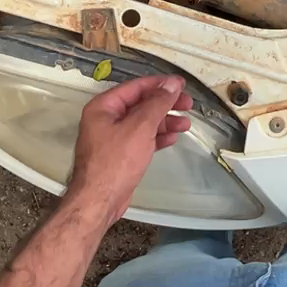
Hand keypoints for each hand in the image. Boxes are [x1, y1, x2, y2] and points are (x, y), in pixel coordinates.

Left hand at [64, 75, 193, 228]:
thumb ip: (158, 103)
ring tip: (185, 124)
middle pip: (141, 104)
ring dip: (165, 121)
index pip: (136, 87)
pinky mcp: (120, 154)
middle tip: (187, 104)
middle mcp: (106, 119)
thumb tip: (171, 85)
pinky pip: (142, 139)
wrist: (99, 201)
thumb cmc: (114, 163)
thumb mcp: (140, 127)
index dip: (160, 84)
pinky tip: (172, 137)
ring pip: (143, 122)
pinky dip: (157, 137)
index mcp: (104, 107)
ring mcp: (113, 138)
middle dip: (165, 104)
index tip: (181, 85)